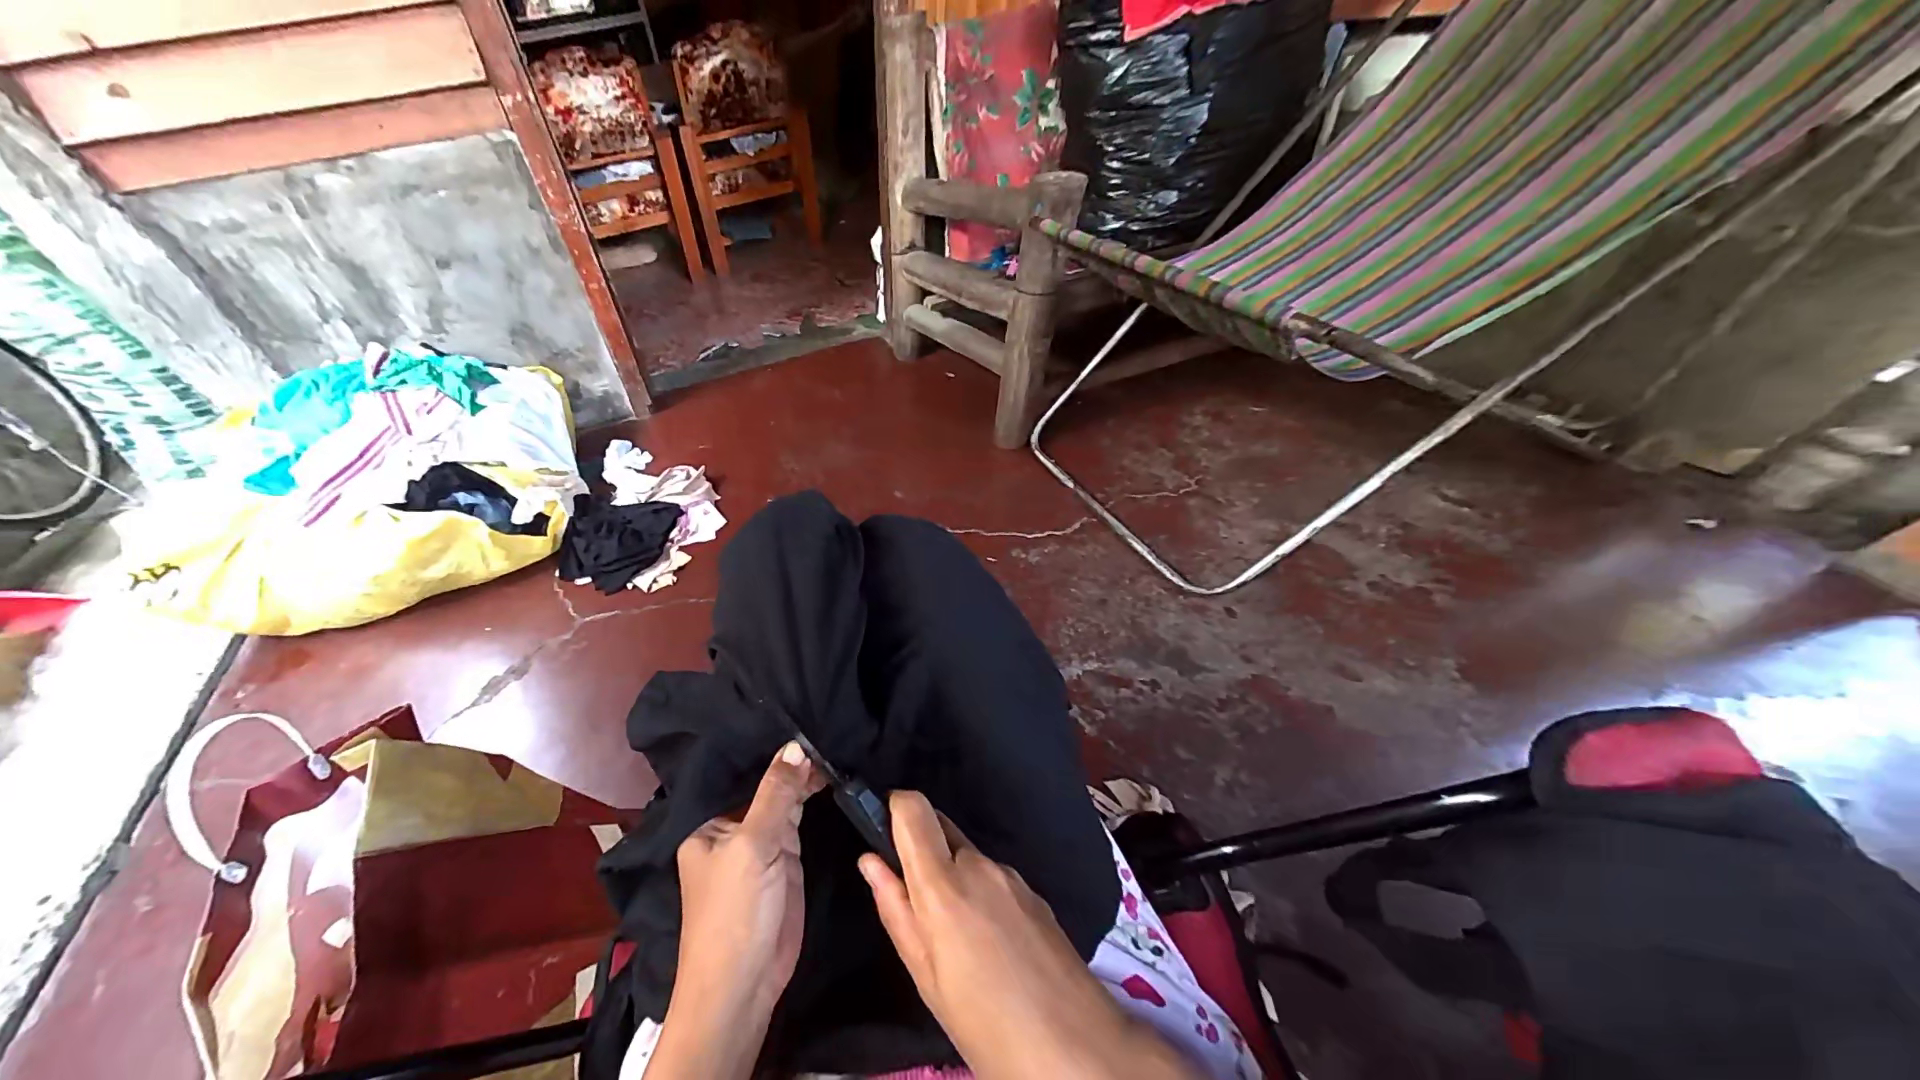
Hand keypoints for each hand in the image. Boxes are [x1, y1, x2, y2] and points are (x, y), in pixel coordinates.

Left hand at [647, 741, 824, 1079]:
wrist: (744, 984)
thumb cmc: (735, 911)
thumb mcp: (754, 846)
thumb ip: (776, 795)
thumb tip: (796, 745)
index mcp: (711, 827)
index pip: (747, 779)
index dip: (776, 756)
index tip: (810, 725)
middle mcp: (734, 833)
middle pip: (768, 790)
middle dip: (795, 767)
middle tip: (831, 730)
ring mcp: (762, 848)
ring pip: (786, 805)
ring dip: (806, 782)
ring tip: (834, 745)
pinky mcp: (786, 864)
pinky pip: (799, 824)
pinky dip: (813, 803)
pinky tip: (829, 780)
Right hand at [860, 791, 1199, 1079]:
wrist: (1077, 1045)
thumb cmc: (985, 1022)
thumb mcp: (926, 976)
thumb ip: (896, 910)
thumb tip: (870, 862)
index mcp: (945, 885)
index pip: (914, 809)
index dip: (894, 808)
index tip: (881, 829)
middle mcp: (980, 865)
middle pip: (941, 830)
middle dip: (922, 852)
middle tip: (917, 907)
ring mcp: (1012, 875)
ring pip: (967, 857)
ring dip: (953, 878)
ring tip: (957, 939)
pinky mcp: (1035, 890)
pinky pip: (993, 877)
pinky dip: (980, 893)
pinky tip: (989, 942)